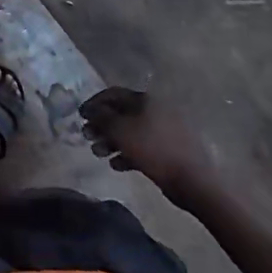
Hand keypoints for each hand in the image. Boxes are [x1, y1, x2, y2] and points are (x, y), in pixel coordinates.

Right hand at [80, 86, 216, 203]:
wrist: (191, 179)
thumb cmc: (153, 149)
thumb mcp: (121, 130)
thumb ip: (102, 117)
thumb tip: (90, 109)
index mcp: (144, 100)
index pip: (113, 94)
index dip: (94, 102)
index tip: (80, 115)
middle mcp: (153, 110)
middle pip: (121, 113)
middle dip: (101, 124)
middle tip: (87, 136)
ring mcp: (162, 130)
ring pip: (130, 132)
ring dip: (111, 141)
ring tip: (98, 153)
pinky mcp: (166, 150)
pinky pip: (141, 147)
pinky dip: (127, 153)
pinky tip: (116, 165)